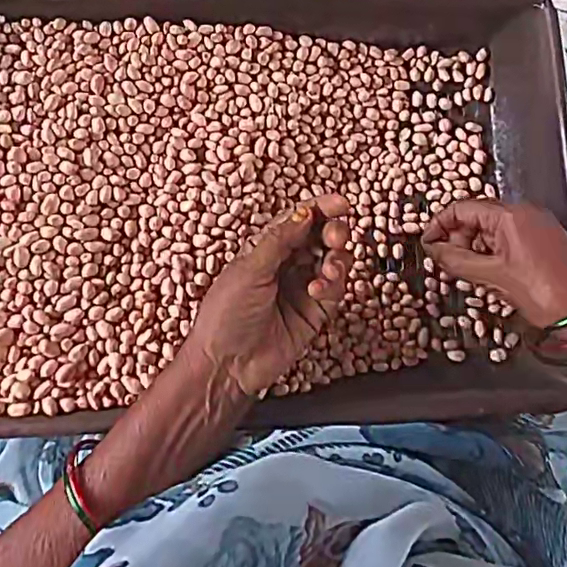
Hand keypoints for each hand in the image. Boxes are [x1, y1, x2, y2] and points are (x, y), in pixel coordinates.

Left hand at [185, 194, 353, 395]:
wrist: (227, 363)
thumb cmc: (225, 315)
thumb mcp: (249, 269)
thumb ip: (280, 240)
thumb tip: (304, 213)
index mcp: (265, 248)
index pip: (298, 220)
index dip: (320, 208)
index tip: (340, 203)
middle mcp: (285, 265)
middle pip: (320, 237)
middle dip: (333, 232)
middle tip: (334, 237)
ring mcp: (301, 287)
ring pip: (332, 261)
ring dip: (337, 259)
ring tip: (330, 268)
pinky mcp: (314, 312)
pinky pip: (335, 290)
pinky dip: (332, 285)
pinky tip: (318, 290)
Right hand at [421, 199, 566, 327]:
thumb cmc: (551, 294)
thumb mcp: (493, 277)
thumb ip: (456, 260)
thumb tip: (433, 250)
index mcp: (510, 215)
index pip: (461, 209)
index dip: (439, 225)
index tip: (427, 243)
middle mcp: (524, 214)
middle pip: (475, 217)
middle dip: (456, 239)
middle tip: (446, 263)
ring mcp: (535, 227)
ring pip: (490, 231)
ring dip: (473, 249)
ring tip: (467, 274)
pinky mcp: (543, 243)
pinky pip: (506, 241)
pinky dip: (491, 255)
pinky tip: (488, 276)